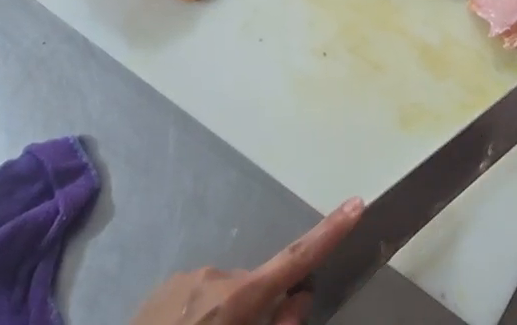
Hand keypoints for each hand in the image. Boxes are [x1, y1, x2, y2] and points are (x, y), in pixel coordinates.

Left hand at [129, 198, 363, 324]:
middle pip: (255, 288)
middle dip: (257, 311)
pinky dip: (199, 318)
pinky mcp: (160, 290)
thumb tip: (296, 299)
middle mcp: (215, 277)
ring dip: (223, 318)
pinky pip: (196, 299)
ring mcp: (185, 281)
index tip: (357, 204)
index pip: (296, 258)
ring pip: (224, 295)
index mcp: (239, 298)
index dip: (330, 233)